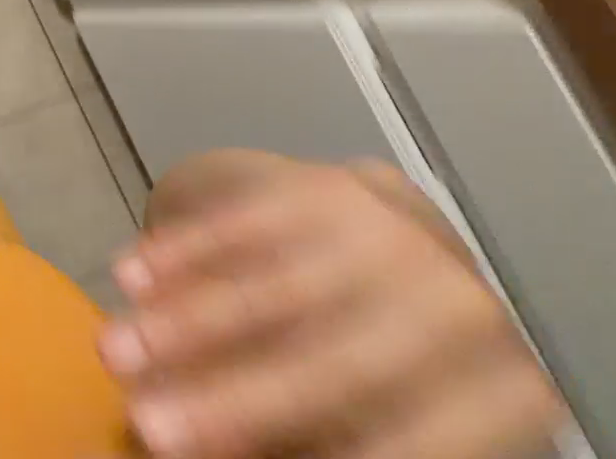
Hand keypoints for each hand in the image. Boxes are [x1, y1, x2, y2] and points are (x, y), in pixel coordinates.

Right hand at [98, 160, 565, 458]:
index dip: (300, 456)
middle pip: (332, 369)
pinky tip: (126, 274)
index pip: (397, 443)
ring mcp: (393, 235)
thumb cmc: (379, 352)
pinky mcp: (323, 184)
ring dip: (181, 325)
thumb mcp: (374, 410)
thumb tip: (207, 453)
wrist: (381, 232)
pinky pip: (238, 226)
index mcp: (503, 396)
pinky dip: (177, 254)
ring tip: (111, 351)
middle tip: (144, 421)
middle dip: (227, 398)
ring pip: (271, 291)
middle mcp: (463, 311)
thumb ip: (305, 434)